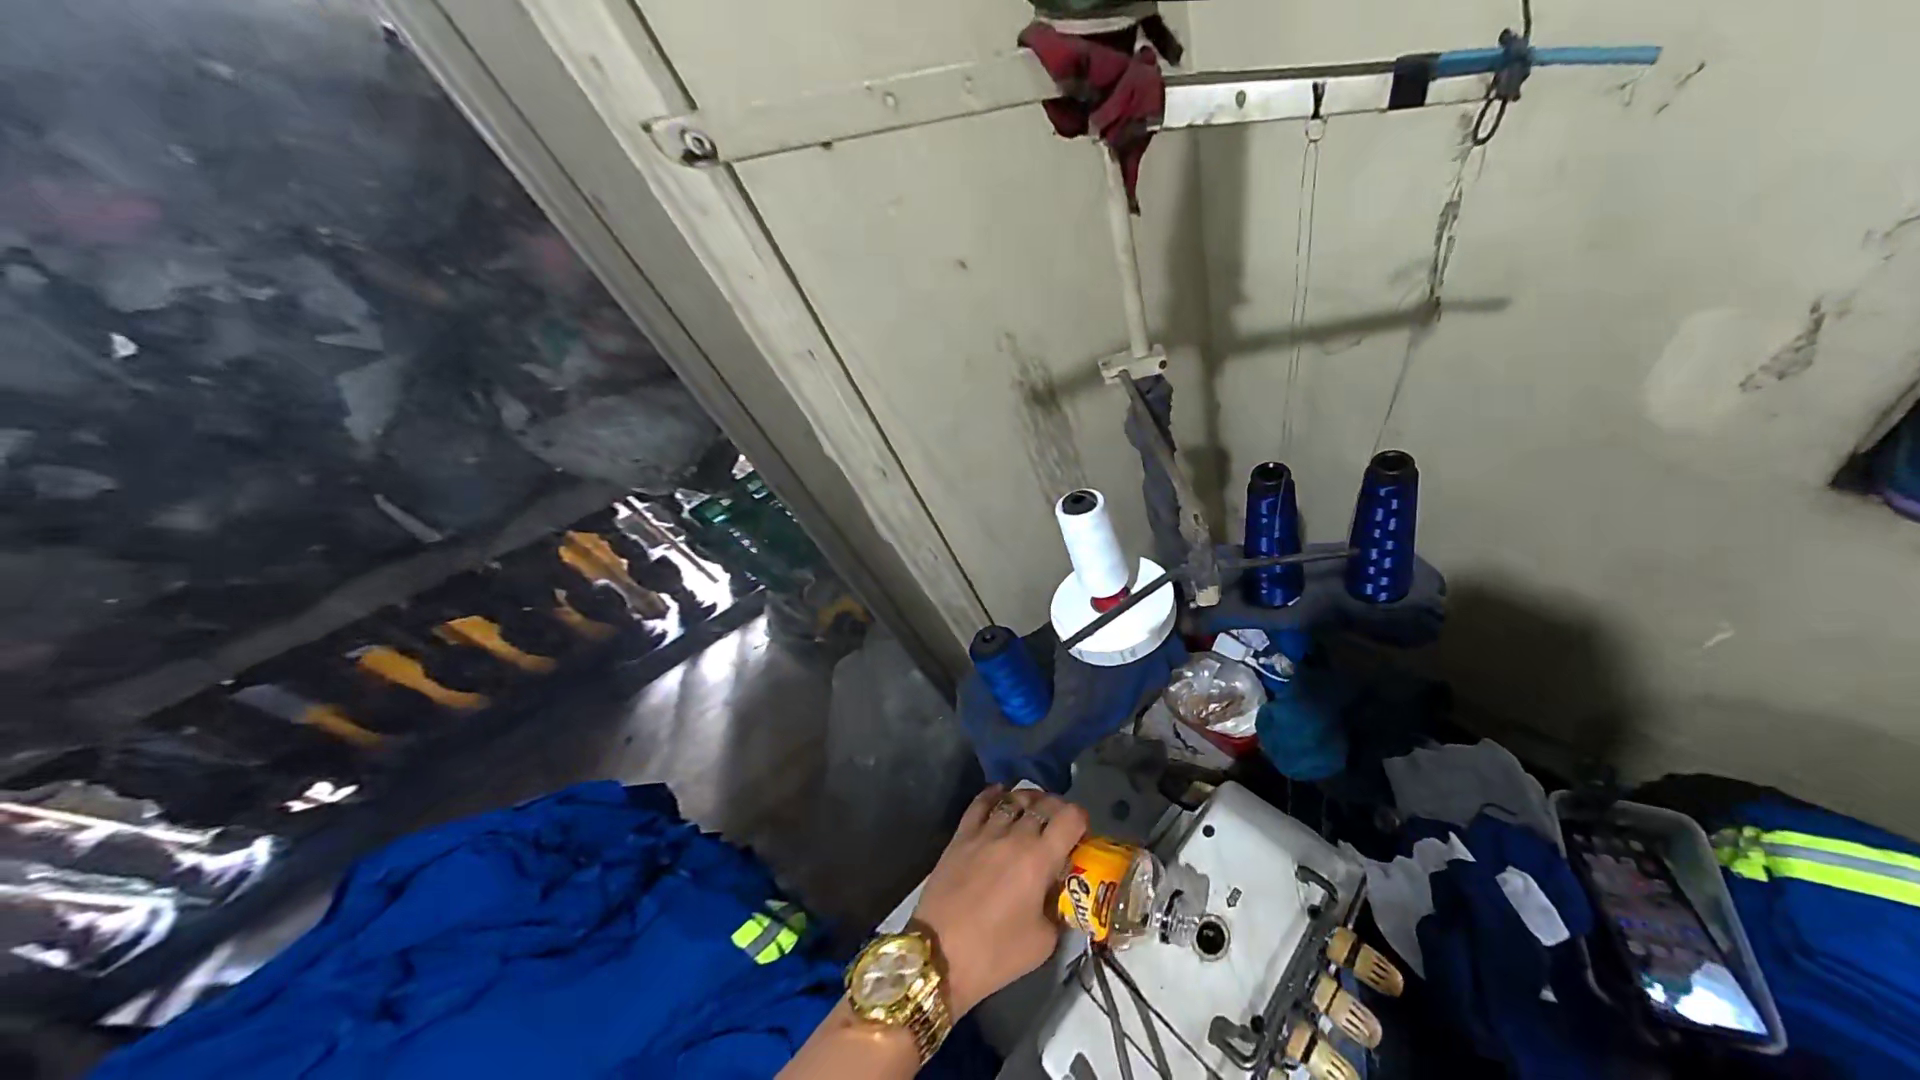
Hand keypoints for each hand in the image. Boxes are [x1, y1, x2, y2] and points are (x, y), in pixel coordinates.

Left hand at [913, 786, 1088, 1016]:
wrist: (940, 954)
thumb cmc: (996, 953)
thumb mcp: (1043, 941)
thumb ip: (1057, 908)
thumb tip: (1059, 893)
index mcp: (1040, 859)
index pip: (1070, 817)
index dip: (1081, 820)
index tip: (1082, 834)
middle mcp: (1014, 836)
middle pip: (1043, 804)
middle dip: (1057, 809)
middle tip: (1060, 825)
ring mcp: (984, 832)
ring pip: (1013, 799)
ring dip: (1029, 800)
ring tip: (1034, 810)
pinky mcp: (960, 836)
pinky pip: (980, 804)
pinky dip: (994, 795)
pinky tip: (1000, 794)